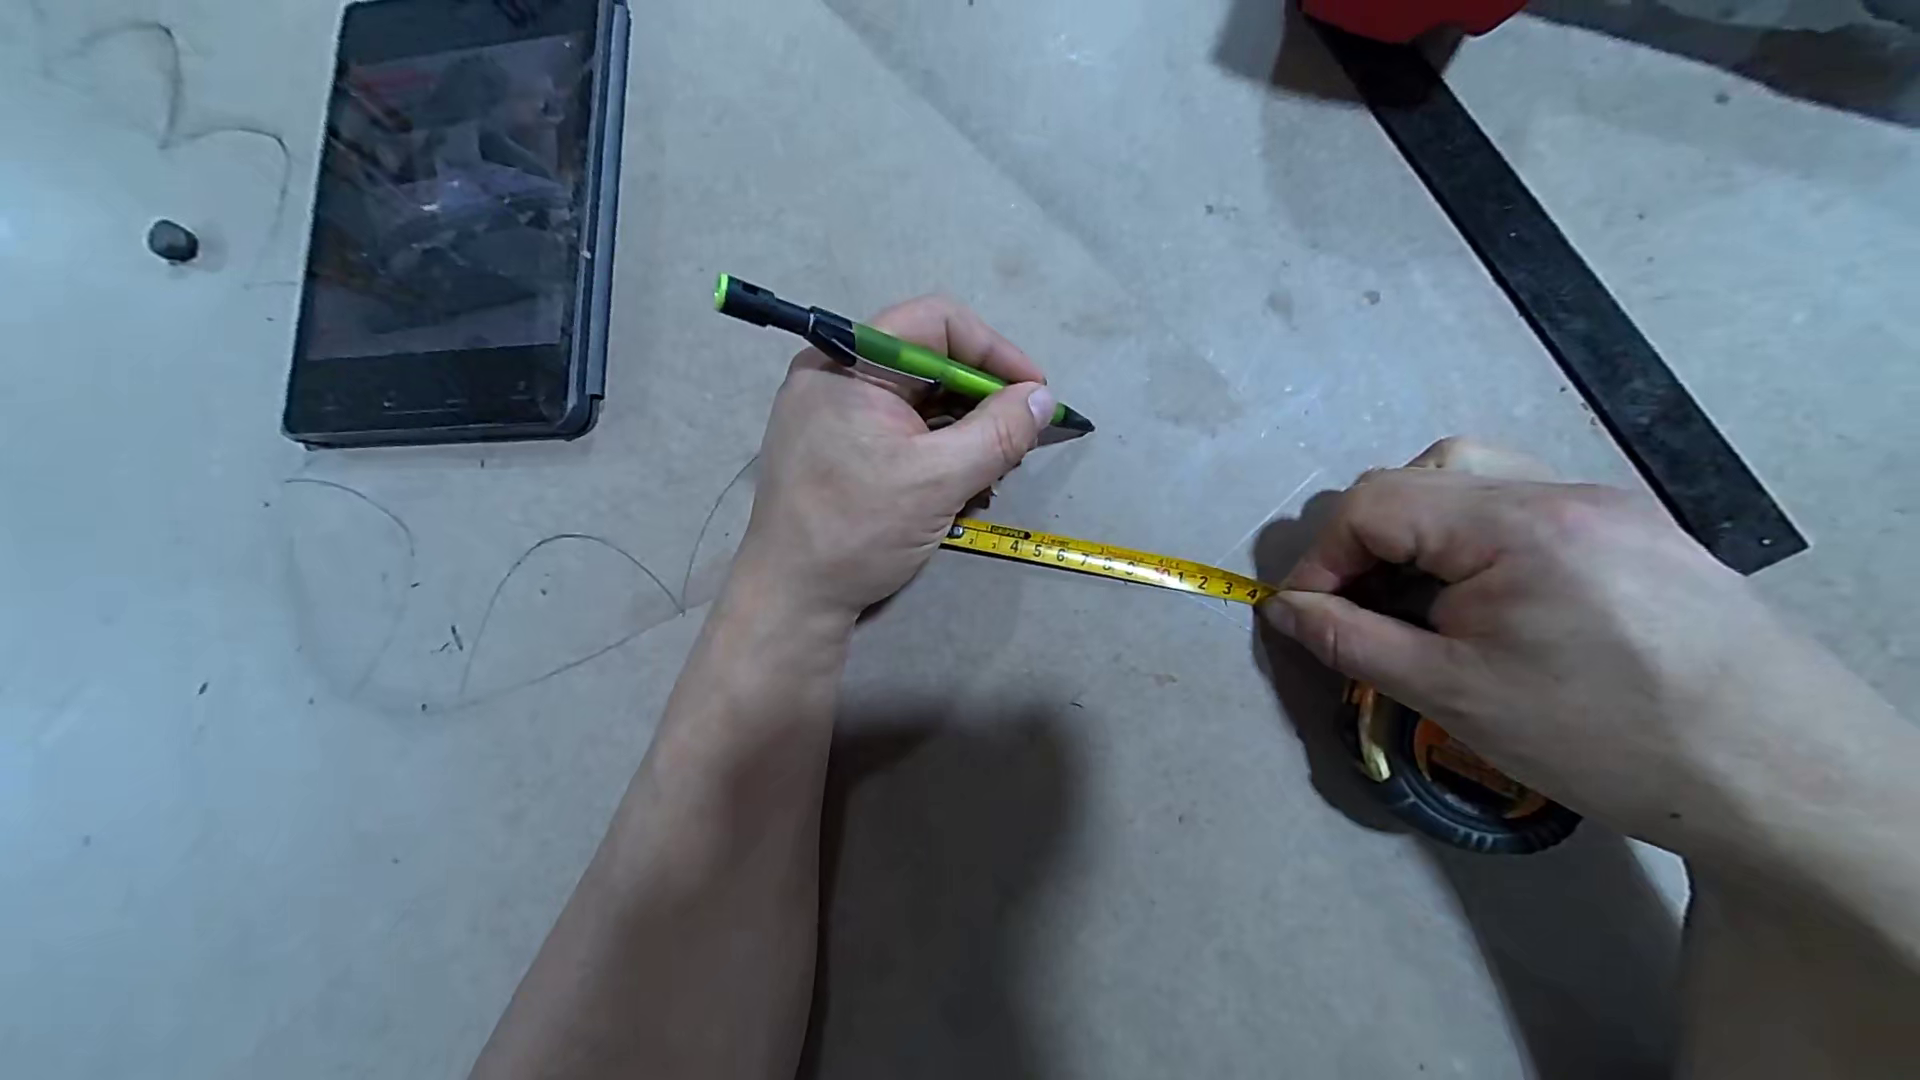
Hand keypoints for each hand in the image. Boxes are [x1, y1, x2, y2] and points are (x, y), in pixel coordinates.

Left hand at [730, 295, 1055, 621]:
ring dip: (967, 437)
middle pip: (933, 364)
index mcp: (849, 363)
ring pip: (924, 404)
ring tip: (991, 479)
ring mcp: (839, 414)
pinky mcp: (845, 449)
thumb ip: (998, 433)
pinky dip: (941, 456)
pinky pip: (906, 434)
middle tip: (1017, 444)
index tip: (1033, 394)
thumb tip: (1043, 398)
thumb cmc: (857, 531)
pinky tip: (961, 493)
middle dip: (984, 404)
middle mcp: (840, 376)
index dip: (994, 352)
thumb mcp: (938, 480)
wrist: (794, 598)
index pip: (937, 322)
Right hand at [1261, 438, 1901, 864]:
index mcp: (1516, 524)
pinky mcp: (1629, 528)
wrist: (1795, 787)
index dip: (1321, 557)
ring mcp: (1603, 504)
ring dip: (1413, 523)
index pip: (1373, 504)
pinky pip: (1516, 500)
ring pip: (1466, 473)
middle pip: (1415, 476)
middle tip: (1356, 604)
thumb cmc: (1603, 740)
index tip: (1308, 614)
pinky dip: (1466, 530)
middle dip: (1361, 540)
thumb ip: (1348, 641)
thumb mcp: (1449, 694)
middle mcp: (1561, 492)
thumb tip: (1282, 609)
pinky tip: (1476, 584)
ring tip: (1411, 585)